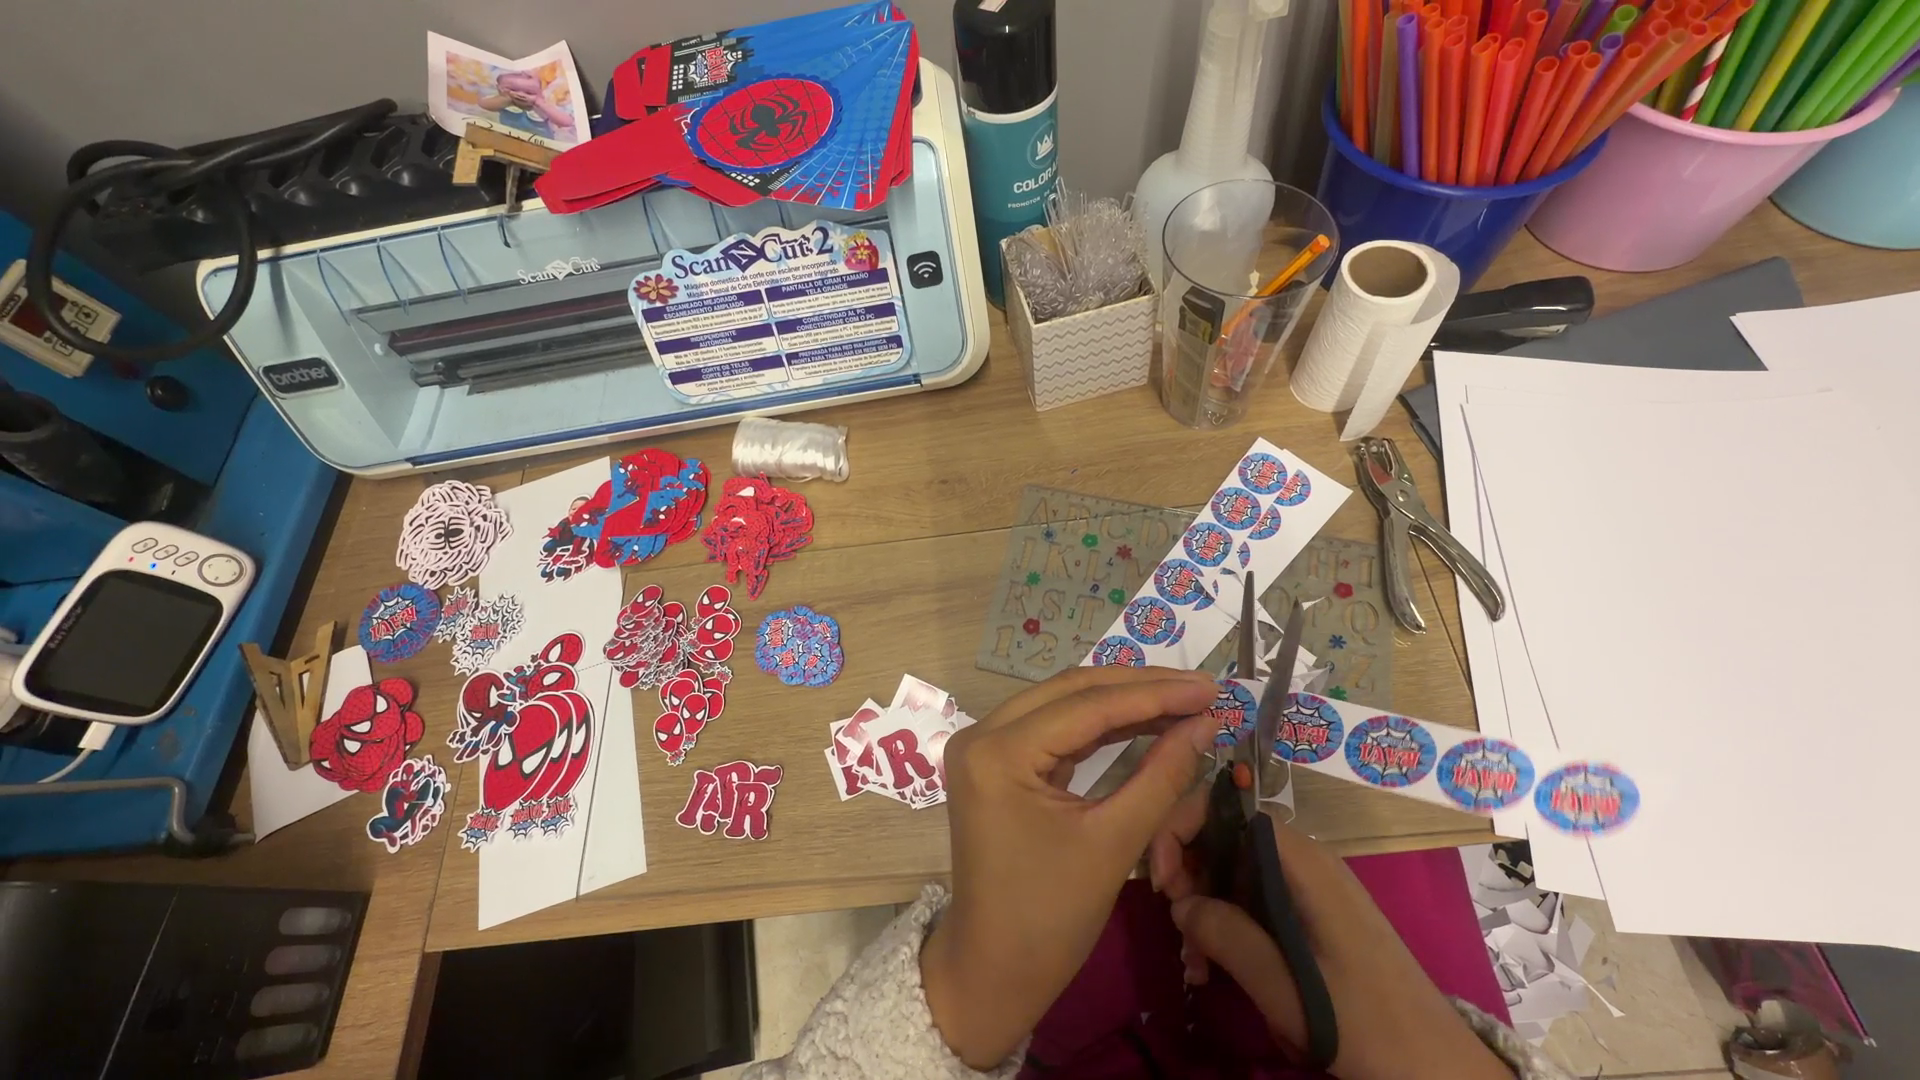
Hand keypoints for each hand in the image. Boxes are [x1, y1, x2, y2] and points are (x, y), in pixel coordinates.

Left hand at [921, 665, 1219, 1067]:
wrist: (994, 970)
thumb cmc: (1050, 917)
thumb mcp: (1114, 842)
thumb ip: (1162, 774)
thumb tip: (1207, 723)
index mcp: (999, 751)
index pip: (1088, 706)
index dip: (1156, 693)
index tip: (1212, 687)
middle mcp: (983, 734)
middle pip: (1072, 691)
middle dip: (1141, 688)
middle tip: (1203, 689)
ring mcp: (985, 747)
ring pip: (1063, 704)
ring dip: (1123, 702)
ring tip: (1184, 700)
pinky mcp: (996, 763)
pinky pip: (1054, 729)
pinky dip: (1100, 726)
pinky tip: (1144, 721)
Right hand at [1150, 799, 1511, 1079]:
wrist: (1439, 1069)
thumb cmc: (1367, 1024)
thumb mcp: (1287, 987)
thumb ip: (1226, 936)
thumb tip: (1179, 903)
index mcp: (1302, 862)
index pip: (1228, 808)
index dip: (1183, 830)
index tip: (1163, 884)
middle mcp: (1304, 863)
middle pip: (1226, 840)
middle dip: (1189, 877)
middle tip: (1178, 932)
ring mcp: (1310, 890)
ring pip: (1235, 875)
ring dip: (1205, 910)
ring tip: (1195, 965)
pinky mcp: (1313, 917)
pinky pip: (1256, 902)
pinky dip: (1229, 926)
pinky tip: (1216, 968)